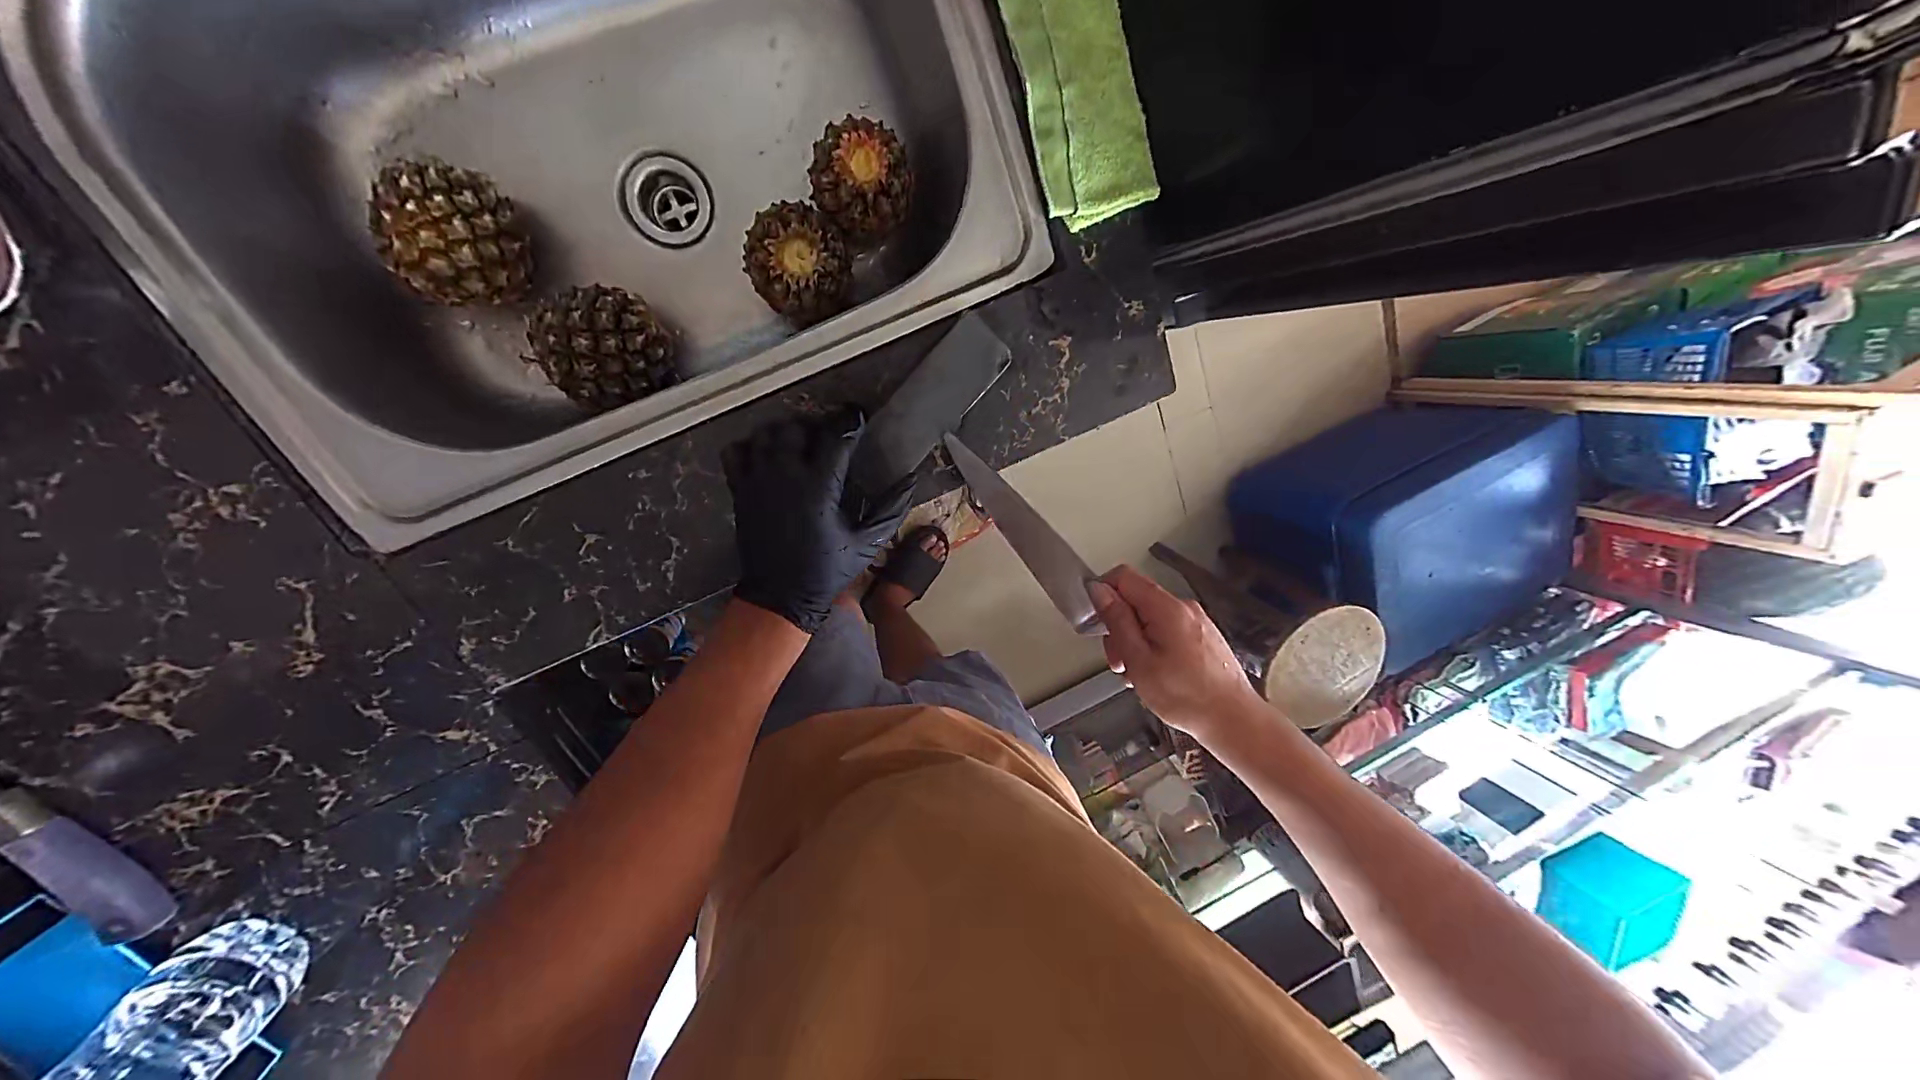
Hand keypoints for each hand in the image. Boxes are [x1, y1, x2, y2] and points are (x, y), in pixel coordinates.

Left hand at [723, 412, 908, 633]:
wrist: (780, 594)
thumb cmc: (826, 569)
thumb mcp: (866, 543)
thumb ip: (890, 508)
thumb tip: (911, 479)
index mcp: (820, 487)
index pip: (835, 436)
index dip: (849, 420)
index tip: (857, 416)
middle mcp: (786, 476)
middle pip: (797, 428)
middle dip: (814, 427)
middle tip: (827, 437)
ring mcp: (758, 481)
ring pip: (766, 435)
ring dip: (784, 433)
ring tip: (798, 444)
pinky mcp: (740, 491)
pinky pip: (736, 452)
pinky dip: (750, 446)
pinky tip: (766, 457)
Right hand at [1087, 565, 1265, 738]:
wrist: (1233, 720)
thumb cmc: (1189, 697)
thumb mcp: (1138, 660)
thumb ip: (1117, 621)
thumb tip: (1100, 593)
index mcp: (1167, 608)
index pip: (1124, 576)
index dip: (1103, 594)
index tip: (1097, 619)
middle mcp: (1184, 607)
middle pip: (1136, 600)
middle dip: (1119, 626)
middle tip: (1119, 659)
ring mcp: (1196, 621)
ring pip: (1150, 618)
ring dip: (1135, 641)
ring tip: (1138, 673)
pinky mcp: (1202, 635)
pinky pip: (1167, 630)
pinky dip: (1153, 647)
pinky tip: (1156, 674)